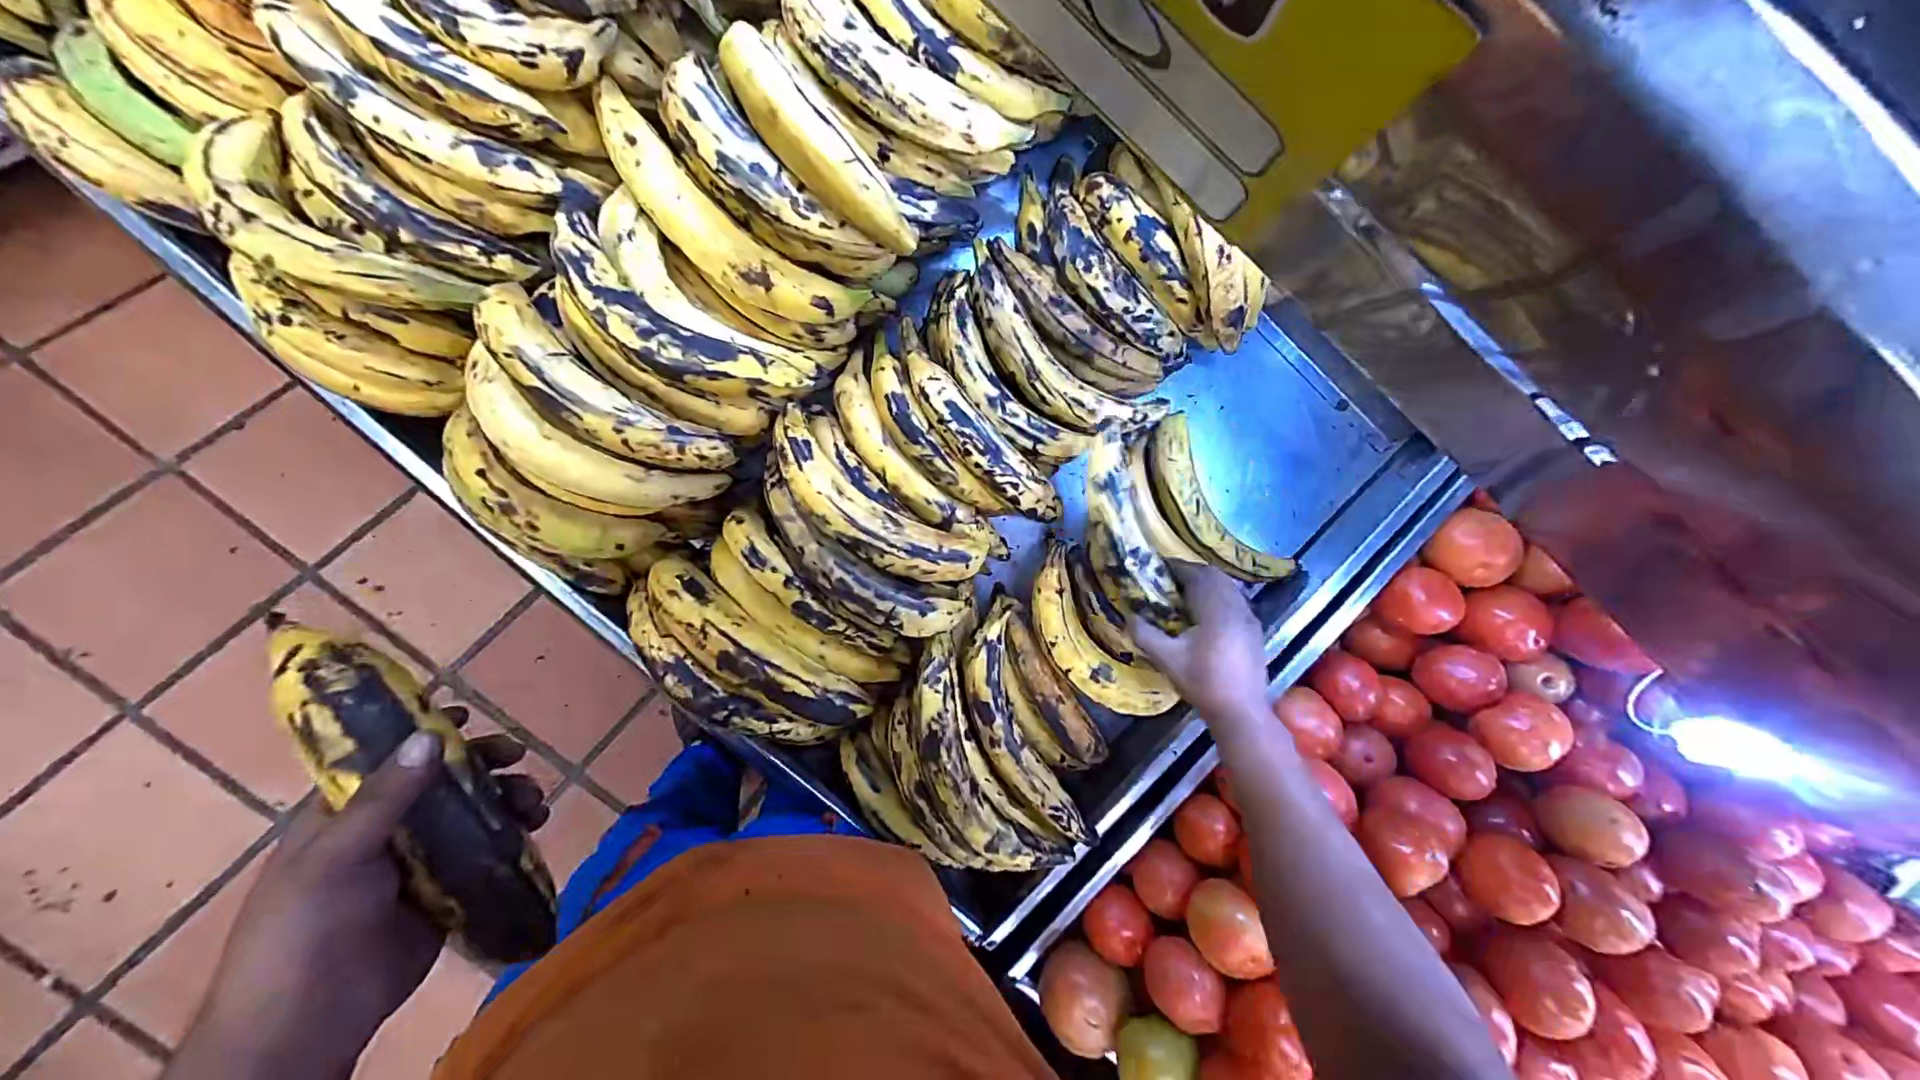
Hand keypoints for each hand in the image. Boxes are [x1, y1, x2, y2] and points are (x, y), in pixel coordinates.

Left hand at [166, 709, 545, 1079]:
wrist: (308, 1023)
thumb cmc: (302, 931)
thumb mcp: (334, 858)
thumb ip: (384, 797)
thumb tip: (429, 734)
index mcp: (344, 813)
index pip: (387, 756)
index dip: (423, 731)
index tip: (464, 716)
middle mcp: (386, 828)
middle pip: (444, 779)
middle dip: (484, 763)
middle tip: (516, 756)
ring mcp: (419, 858)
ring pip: (473, 810)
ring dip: (507, 796)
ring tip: (533, 803)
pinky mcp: (447, 887)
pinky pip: (487, 847)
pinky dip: (513, 832)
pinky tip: (533, 828)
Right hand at [1131, 562, 1269, 722]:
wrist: (1241, 711)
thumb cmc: (1202, 683)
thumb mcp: (1166, 660)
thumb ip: (1145, 634)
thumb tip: (1129, 616)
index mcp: (1215, 610)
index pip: (1196, 575)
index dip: (1176, 567)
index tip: (1158, 568)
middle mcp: (1236, 607)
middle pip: (1214, 576)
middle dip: (1191, 573)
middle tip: (1169, 581)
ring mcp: (1249, 618)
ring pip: (1228, 587)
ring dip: (1206, 584)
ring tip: (1185, 595)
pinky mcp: (1255, 630)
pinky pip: (1236, 601)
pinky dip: (1219, 597)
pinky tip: (1205, 615)